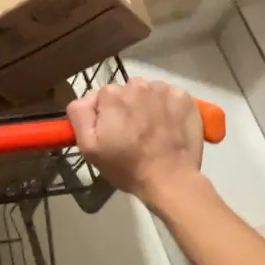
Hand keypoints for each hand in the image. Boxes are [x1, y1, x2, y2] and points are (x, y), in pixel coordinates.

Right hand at [67, 80, 203, 212]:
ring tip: (151, 131)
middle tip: (131, 134)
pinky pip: (169, 96)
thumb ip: (80, 115)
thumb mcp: (89, 147)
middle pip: (125, 92)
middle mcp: (137, 85)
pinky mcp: (184, 98)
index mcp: (111, 95)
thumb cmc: (126, 166)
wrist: (170, 179)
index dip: (104, 115)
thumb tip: (86, 99)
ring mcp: (163, 90)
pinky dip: (167, 107)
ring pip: (147, 92)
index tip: (112, 134)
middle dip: (125, 108)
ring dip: (146, 106)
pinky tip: (167, 125)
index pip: (101, 97)